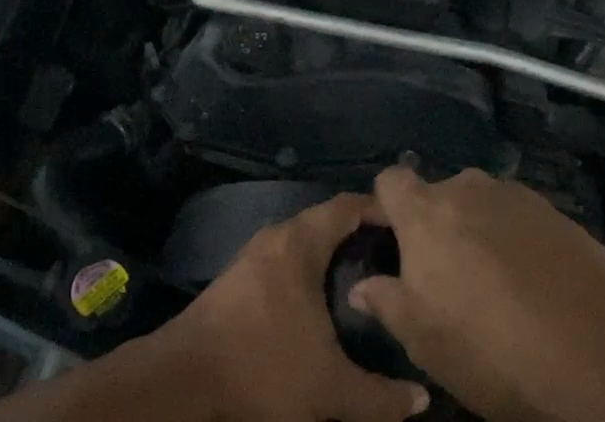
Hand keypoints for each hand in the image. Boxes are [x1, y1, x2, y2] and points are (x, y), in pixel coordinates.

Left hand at [162, 192, 429, 421]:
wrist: (183, 379)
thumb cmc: (263, 367)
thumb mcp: (331, 389)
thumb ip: (380, 395)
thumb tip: (421, 398)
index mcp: (299, 244)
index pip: (346, 206)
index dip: (379, 209)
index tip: (410, 225)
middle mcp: (274, 238)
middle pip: (324, 222)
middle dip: (359, 235)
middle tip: (395, 258)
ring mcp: (250, 257)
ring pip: (301, 243)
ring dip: (330, 255)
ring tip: (365, 281)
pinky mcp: (235, 279)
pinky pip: (283, 261)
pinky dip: (307, 271)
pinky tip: (320, 303)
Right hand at [349, 167, 604, 421]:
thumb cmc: (495, 351)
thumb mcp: (425, 341)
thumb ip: (387, 302)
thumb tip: (362, 285)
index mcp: (427, 213)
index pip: (391, 180)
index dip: (387, 205)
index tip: (391, 239)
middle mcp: (471, 190)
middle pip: (440, 193)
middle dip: (437, 223)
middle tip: (445, 274)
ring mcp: (521, 198)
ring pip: (483, 205)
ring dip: (479, 230)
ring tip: (493, 281)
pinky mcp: (563, 215)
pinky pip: (522, 220)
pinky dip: (518, 241)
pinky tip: (533, 284)